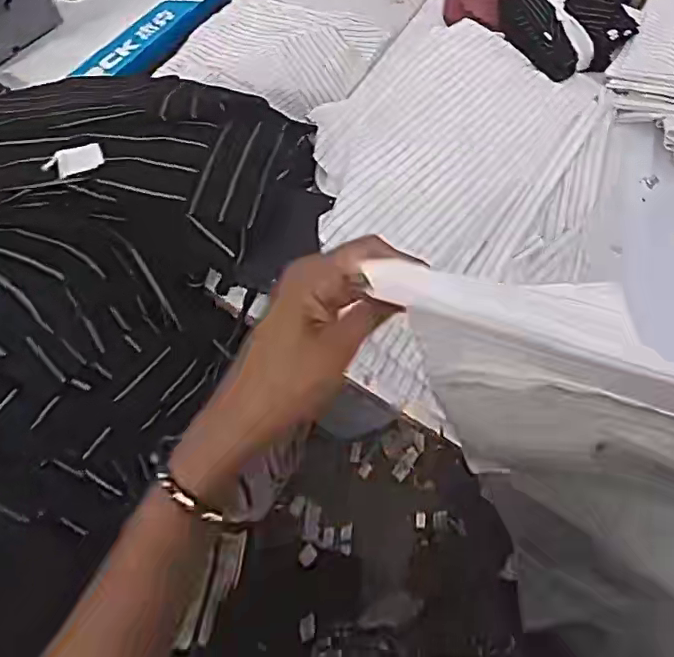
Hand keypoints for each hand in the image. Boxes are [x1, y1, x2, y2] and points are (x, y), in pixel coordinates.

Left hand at [169, 237, 407, 498]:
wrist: (243, 423)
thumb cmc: (283, 389)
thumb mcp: (339, 348)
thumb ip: (373, 311)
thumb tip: (404, 289)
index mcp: (311, 274)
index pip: (367, 251)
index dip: (402, 263)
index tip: (431, 281)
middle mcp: (305, 273)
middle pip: (361, 258)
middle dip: (395, 271)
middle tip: (427, 291)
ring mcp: (303, 290)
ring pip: (354, 274)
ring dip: (383, 285)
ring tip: (414, 301)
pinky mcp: (305, 308)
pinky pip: (344, 291)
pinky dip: (367, 297)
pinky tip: (385, 311)